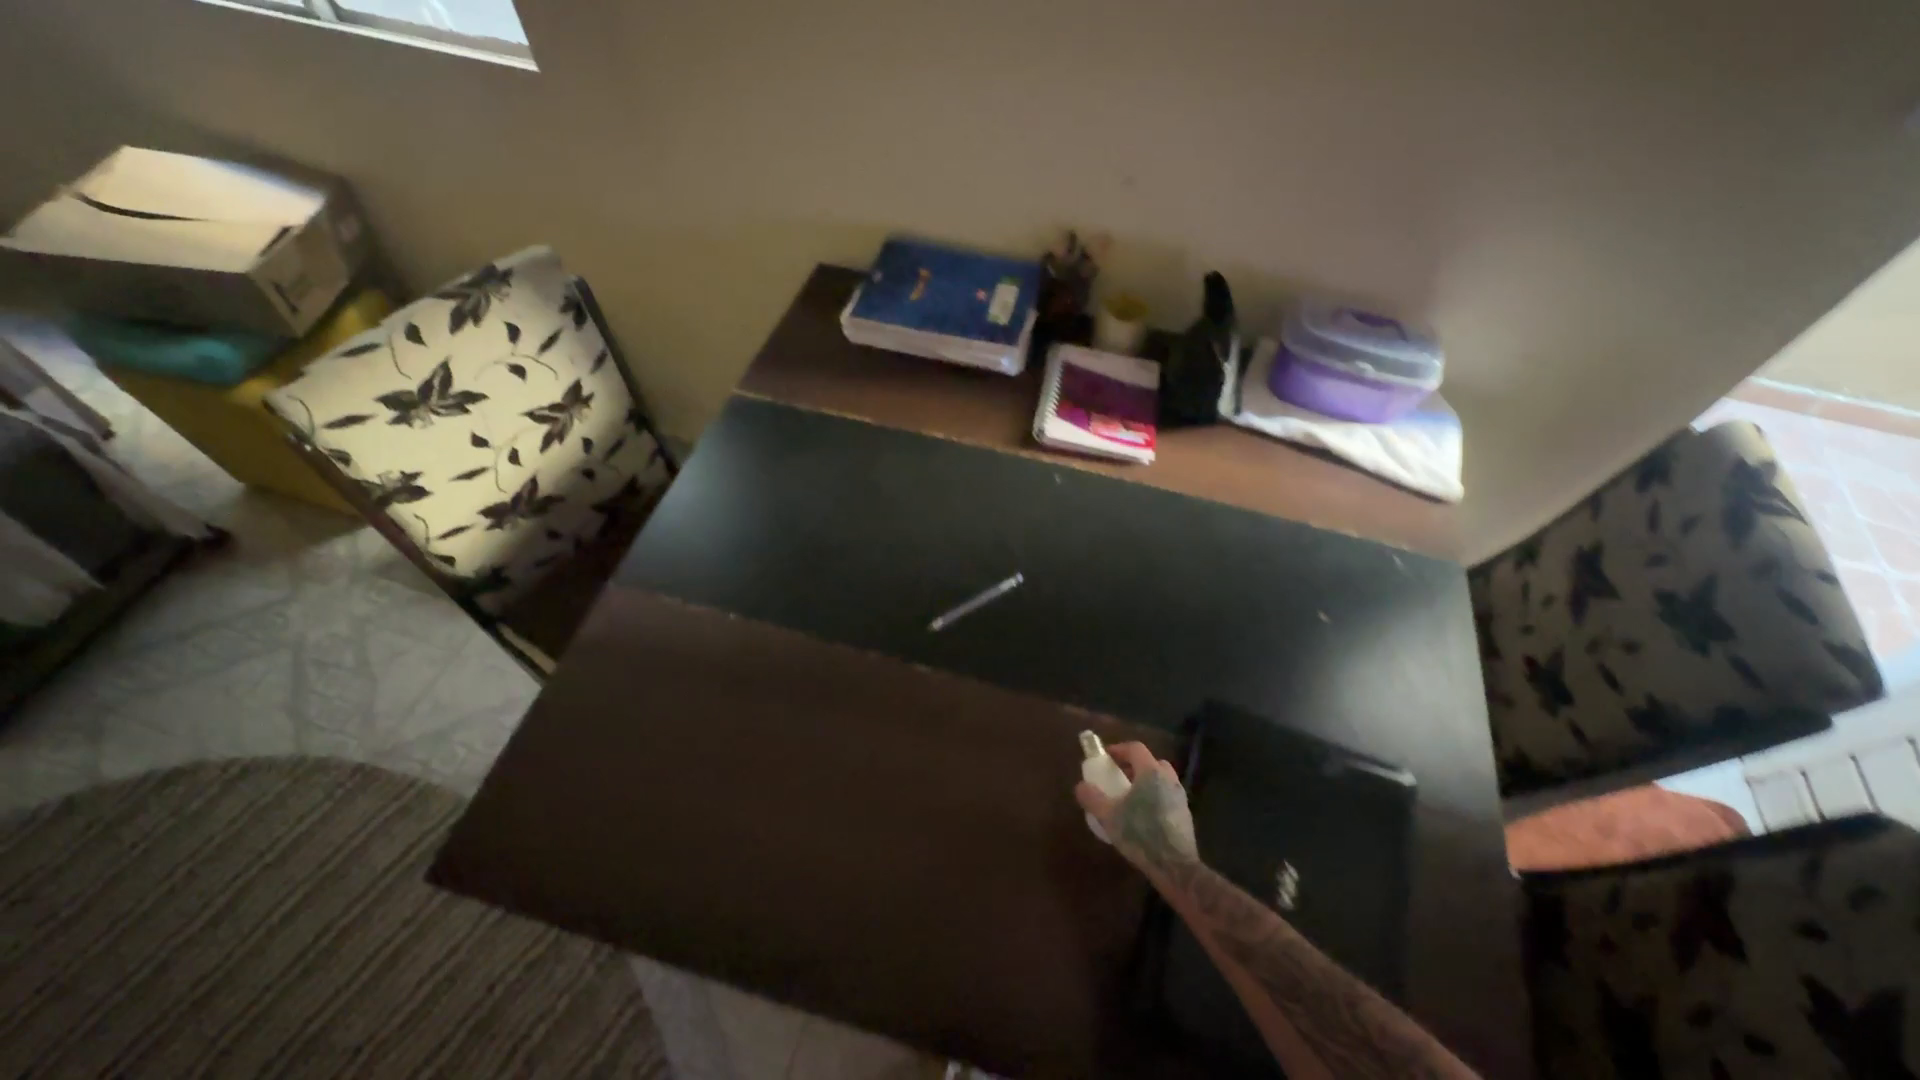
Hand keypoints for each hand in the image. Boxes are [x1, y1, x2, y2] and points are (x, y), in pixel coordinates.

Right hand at [1075, 742, 1199, 874]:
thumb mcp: (1108, 816)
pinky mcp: (1185, 815)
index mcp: (1151, 773)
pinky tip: (1143, 816)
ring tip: (1130, 797)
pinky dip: (1155, 797)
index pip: (1135, 748)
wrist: (1174, 865)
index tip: (1106, 757)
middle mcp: (1169, 780)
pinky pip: (1167, 796)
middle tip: (1119, 776)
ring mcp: (1180, 797)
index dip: (1119, 749)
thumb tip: (1081, 786)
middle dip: (1134, 765)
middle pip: (1151, 762)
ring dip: (1145, 781)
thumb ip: (1092, 798)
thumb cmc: (1140, 834)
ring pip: (1161, 779)